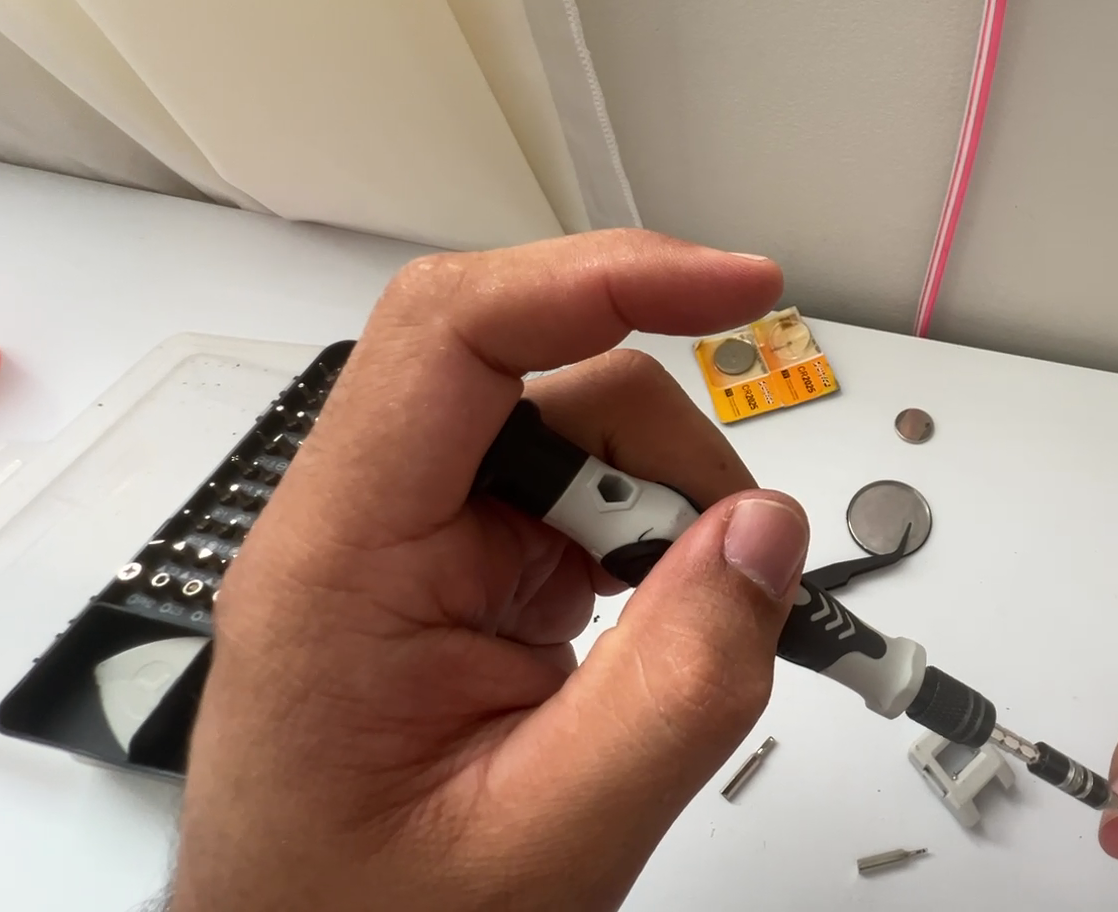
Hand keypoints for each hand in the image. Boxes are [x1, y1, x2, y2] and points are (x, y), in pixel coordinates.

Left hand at [172, 232, 807, 910]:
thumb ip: (679, 684)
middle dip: (676, 457)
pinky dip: (673, 531)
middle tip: (729, 573)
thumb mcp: (554, 837)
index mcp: (349, 557)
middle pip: (564, 380)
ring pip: (605, 430)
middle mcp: (388, 513)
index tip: (744, 290)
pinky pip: (610, 487)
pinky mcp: (495, 551)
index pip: (460, 335)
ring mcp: (445, 528)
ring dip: (684, 505)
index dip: (610, 280)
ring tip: (692, 623)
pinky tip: (668, 608)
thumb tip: (769, 526)